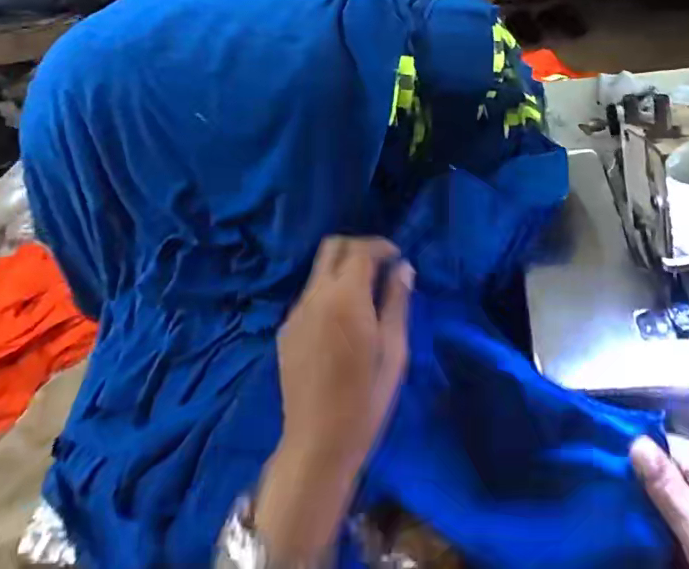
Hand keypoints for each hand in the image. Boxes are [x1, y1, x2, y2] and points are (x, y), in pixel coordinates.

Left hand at [256, 237, 413, 562]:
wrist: (317, 443)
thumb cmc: (366, 399)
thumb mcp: (394, 350)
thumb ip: (397, 302)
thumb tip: (403, 268)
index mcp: (346, 297)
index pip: (361, 249)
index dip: (382, 247)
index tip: (398, 259)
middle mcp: (315, 296)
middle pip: (332, 247)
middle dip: (358, 248)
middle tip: (380, 268)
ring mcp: (296, 312)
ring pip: (318, 272)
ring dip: (342, 271)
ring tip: (365, 299)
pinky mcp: (285, 330)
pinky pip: (309, 297)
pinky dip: (328, 294)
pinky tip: (342, 325)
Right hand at [632, 436, 688, 568]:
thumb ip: (666, 486)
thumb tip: (635, 439)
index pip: (669, 446)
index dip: (642, 462)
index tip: (617, 481)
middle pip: (678, 470)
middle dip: (653, 488)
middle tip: (626, 508)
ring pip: (687, 493)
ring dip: (666, 509)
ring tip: (642, 524)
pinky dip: (683, 523)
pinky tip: (668, 540)